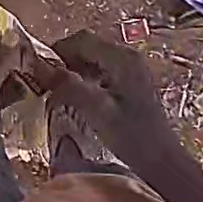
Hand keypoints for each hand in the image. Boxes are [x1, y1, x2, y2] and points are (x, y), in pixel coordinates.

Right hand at [31, 30, 170, 155]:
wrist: (163, 161)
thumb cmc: (133, 136)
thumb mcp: (97, 111)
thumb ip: (69, 86)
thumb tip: (39, 67)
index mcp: (122, 59)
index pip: (82, 40)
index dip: (57, 50)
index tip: (39, 69)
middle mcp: (128, 57)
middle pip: (88, 46)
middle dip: (65, 60)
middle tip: (47, 81)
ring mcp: (131, 68)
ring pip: (94, 57)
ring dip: (75, 69)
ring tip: (60, 90)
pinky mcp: (131, 81)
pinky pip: (102, 69)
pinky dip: (87, 77)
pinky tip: (79, 96)